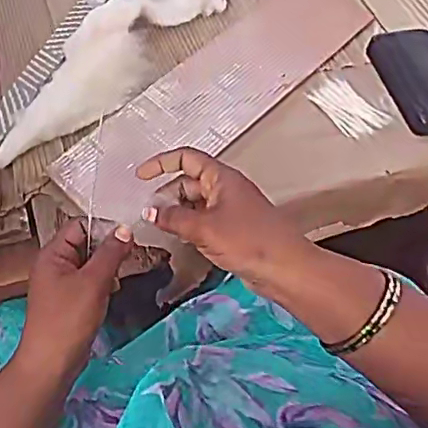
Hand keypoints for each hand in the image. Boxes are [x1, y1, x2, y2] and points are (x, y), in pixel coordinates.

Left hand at [15, 219, 133, 371]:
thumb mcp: (93, 282)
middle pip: (84, 243)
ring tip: (123, 276)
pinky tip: (113, 293)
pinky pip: (87, 282)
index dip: (102, 227)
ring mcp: (59, 283)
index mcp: (52, 253)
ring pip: (88, 264)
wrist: (51, 363)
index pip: (78, 225)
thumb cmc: (68, 320)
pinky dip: (102, 284)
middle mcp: (53, 264)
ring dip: (107, 268)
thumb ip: (110, 253)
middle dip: (108, 249)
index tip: (128, 237)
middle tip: (131, 257)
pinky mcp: (67, 301)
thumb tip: (125, 230)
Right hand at [136, 149, 306, 286]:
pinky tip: (179, 238)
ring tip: (161, 226)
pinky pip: (203, 219)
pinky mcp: (233, 227)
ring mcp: (230, 208)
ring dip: (176, 212)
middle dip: (166, 194)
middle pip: (188, 182)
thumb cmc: (251, 241)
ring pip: (194, 202)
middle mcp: (226, 188)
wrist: (286, 269)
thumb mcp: (203, 228)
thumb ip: (172, 218)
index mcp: (221, 177)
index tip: (142, 175)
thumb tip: (150, 212)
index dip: (161, 163)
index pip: (186, 158)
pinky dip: (188, 224)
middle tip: (150, 212)